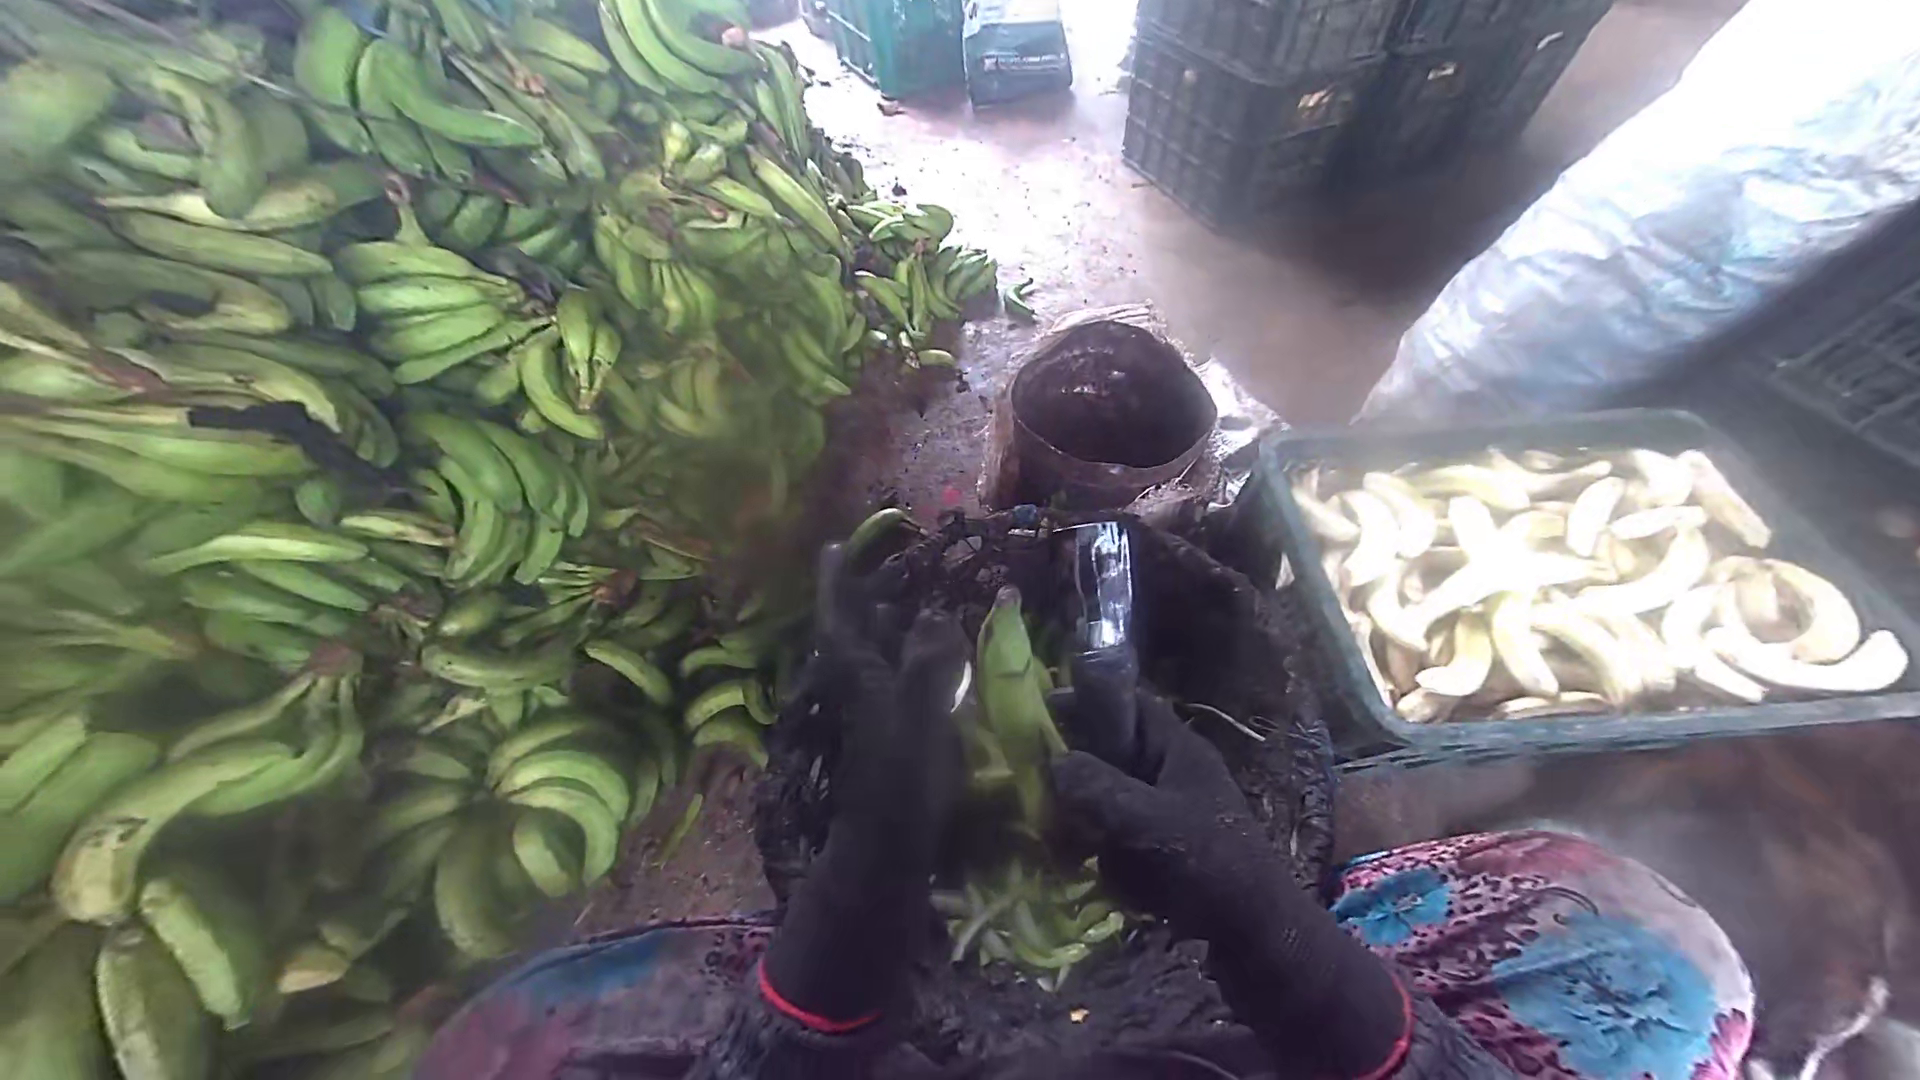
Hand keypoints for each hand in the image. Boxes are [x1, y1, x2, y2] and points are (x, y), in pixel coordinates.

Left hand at [810, 544, 968, 864]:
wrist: (890, 838)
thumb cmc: (901, 775)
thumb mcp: (918, 713)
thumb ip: (928, 660)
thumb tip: (935, 612)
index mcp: (857, 669)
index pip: (839, 612)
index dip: (837, 578)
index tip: (834, 546)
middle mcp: (860, 677)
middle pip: (856, 622)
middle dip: (867, 588)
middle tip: (890, 559)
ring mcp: (875, 698)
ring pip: (876, 644)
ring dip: (889, 614)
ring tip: (910, 588)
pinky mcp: (892, 717)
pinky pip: (898, 666)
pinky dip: (910, 645)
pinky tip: (928, 641)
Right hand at [1048, 658, 1286, 938]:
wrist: (1260, 940)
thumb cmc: (1211, 864)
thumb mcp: (1150, 820)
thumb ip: (1098, 787)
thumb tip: (1053, 761)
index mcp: (1178, 748)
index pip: (1130, 702)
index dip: (1091, 698)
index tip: (1049, 708)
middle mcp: (1172, 770)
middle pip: (1113, 750)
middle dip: (1082, 770)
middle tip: (1050, 787)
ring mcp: (1169, 808)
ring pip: (1112, 793)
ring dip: (1091, 818)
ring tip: (1076, 845)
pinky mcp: (1165, 844)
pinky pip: (1121, 831)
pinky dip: (1108, 851)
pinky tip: (1109, 876)